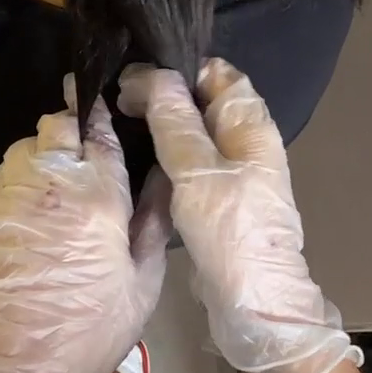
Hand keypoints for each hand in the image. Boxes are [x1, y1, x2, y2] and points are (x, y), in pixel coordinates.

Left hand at [0, 87, 169, 372]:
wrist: (17, 357)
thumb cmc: (92, 325)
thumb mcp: (143, 281)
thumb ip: (154, 219)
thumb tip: (162, 176)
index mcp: (99, 193)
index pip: (101, 133)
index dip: (101, 117)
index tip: (103, 107)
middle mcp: (53, 178)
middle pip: (58, 124)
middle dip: (70, 127)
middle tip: (80, 148)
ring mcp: (12, 189)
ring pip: (27, 144)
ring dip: (42, 153)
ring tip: (54, 183)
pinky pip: (5, 172)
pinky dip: (19, 178)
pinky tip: (29, 207)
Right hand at [118, 59, 359, 372]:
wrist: (253, 305)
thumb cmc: (230, 231)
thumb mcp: (196, 170)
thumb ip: (174, 119)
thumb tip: (150, 74)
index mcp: (251, 126)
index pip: (217, 72)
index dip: (178, 67)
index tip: (136, 75)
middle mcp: (245, 141)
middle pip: (203, 98)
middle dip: (163, 91)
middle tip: (118, 96)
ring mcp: (232, 170)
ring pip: (193, 128)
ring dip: (161, 120)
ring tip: (120, 117)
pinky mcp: (217, 195)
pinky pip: (189, 157)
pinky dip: (165, 149)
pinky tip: (138, 153)